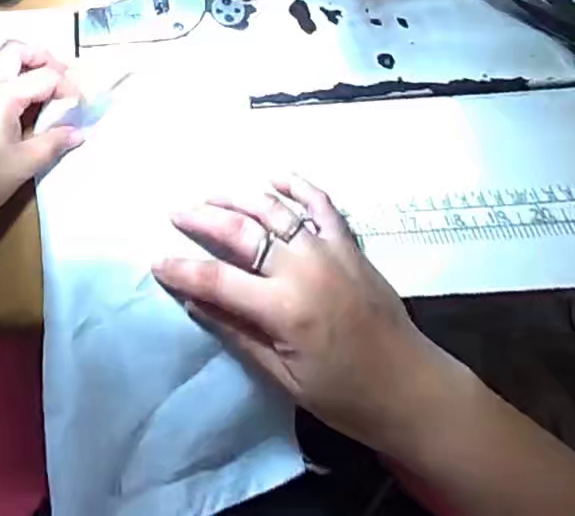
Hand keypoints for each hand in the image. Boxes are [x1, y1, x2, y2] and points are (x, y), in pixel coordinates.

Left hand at [0, 41, 84, 247]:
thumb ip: (52, 143)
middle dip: (42, 57)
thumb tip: (80, 131)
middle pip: (15, 50)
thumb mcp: (21, 166)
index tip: (83, 107)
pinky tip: (15, 105)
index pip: (44, 76)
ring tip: (41, 87)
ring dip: (21, 64)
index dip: (68, 88)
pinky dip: (5, 77)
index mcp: (0, 93)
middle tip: (63, 77)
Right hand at [152, 173, 459, 452]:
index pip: (217, 280)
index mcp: (285, 308)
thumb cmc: (346, 395)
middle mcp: (303, 269)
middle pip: (239, 230)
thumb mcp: (284, 375)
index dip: (182, 270)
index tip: (157, 262)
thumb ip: (236, 331)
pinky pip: (321, 205)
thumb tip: (192, 300)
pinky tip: (273, 178)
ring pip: (272, 209)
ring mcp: (329, 251)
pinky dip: (296, 187)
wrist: (417, 393)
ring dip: (236, 198)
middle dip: (201, 219)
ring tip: (211, 196)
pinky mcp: (349, 245)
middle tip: (177, 213)